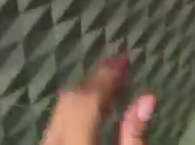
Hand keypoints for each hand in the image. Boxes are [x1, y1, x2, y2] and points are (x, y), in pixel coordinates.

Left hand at [40, 51, 155, 144]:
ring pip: (61, 107)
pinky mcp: (46, 142)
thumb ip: (134, 136)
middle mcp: (54, 138)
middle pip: (70, 99)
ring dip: (86, 91)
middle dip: (96, 79)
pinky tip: (95, 106)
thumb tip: (148, 97)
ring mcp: (46, 141)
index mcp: (76, 140)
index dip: (106, 76)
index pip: (87, 99)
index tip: (126, 58)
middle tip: (122, 65)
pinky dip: (76, 107)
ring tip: (113, 84)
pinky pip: (56, 120)